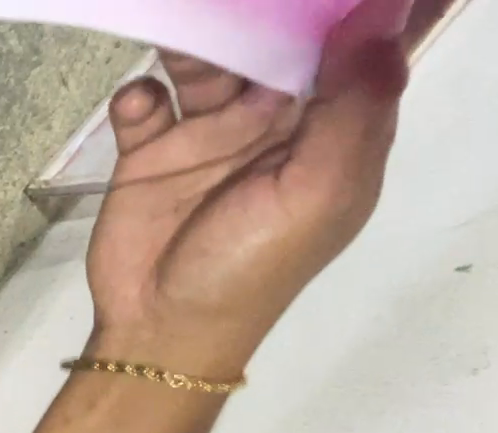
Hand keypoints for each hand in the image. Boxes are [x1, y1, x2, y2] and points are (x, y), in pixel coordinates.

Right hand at [84, 0, 409, 375]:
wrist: (161, 324)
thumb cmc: (251, 265)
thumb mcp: (324, 192)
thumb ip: (356, 106)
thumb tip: (372, 16)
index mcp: (333, 124)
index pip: (362, 45)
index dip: (363, 12)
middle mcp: (272, 120)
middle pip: (278, 42)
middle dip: (268, 11)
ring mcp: (204, 136)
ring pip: (208, 64)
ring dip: (198, 42)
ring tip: (181, 30)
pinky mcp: (146, 156)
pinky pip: (144, 107)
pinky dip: (138, 96)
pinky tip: (137, 102)